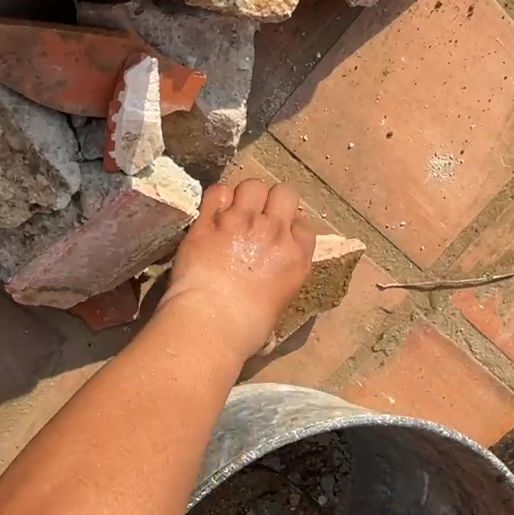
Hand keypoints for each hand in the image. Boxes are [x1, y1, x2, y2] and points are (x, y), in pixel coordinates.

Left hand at [161, 180, 315, 357]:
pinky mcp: (209, 222)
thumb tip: (268, 286)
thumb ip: (280, 282)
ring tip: (233, 210)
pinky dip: (217, 198)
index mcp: (296, 257)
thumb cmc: (247, 329)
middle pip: (284, 193)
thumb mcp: (280, 306)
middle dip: (273, 201)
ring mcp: (241, 223)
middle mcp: (274, 233)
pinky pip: (218, 192)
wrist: (213, 323)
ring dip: (245, 195)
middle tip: (258, 216)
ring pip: (253, 186)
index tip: (278, 235)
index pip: (304, 225)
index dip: (290, 226)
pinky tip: (212, 212)